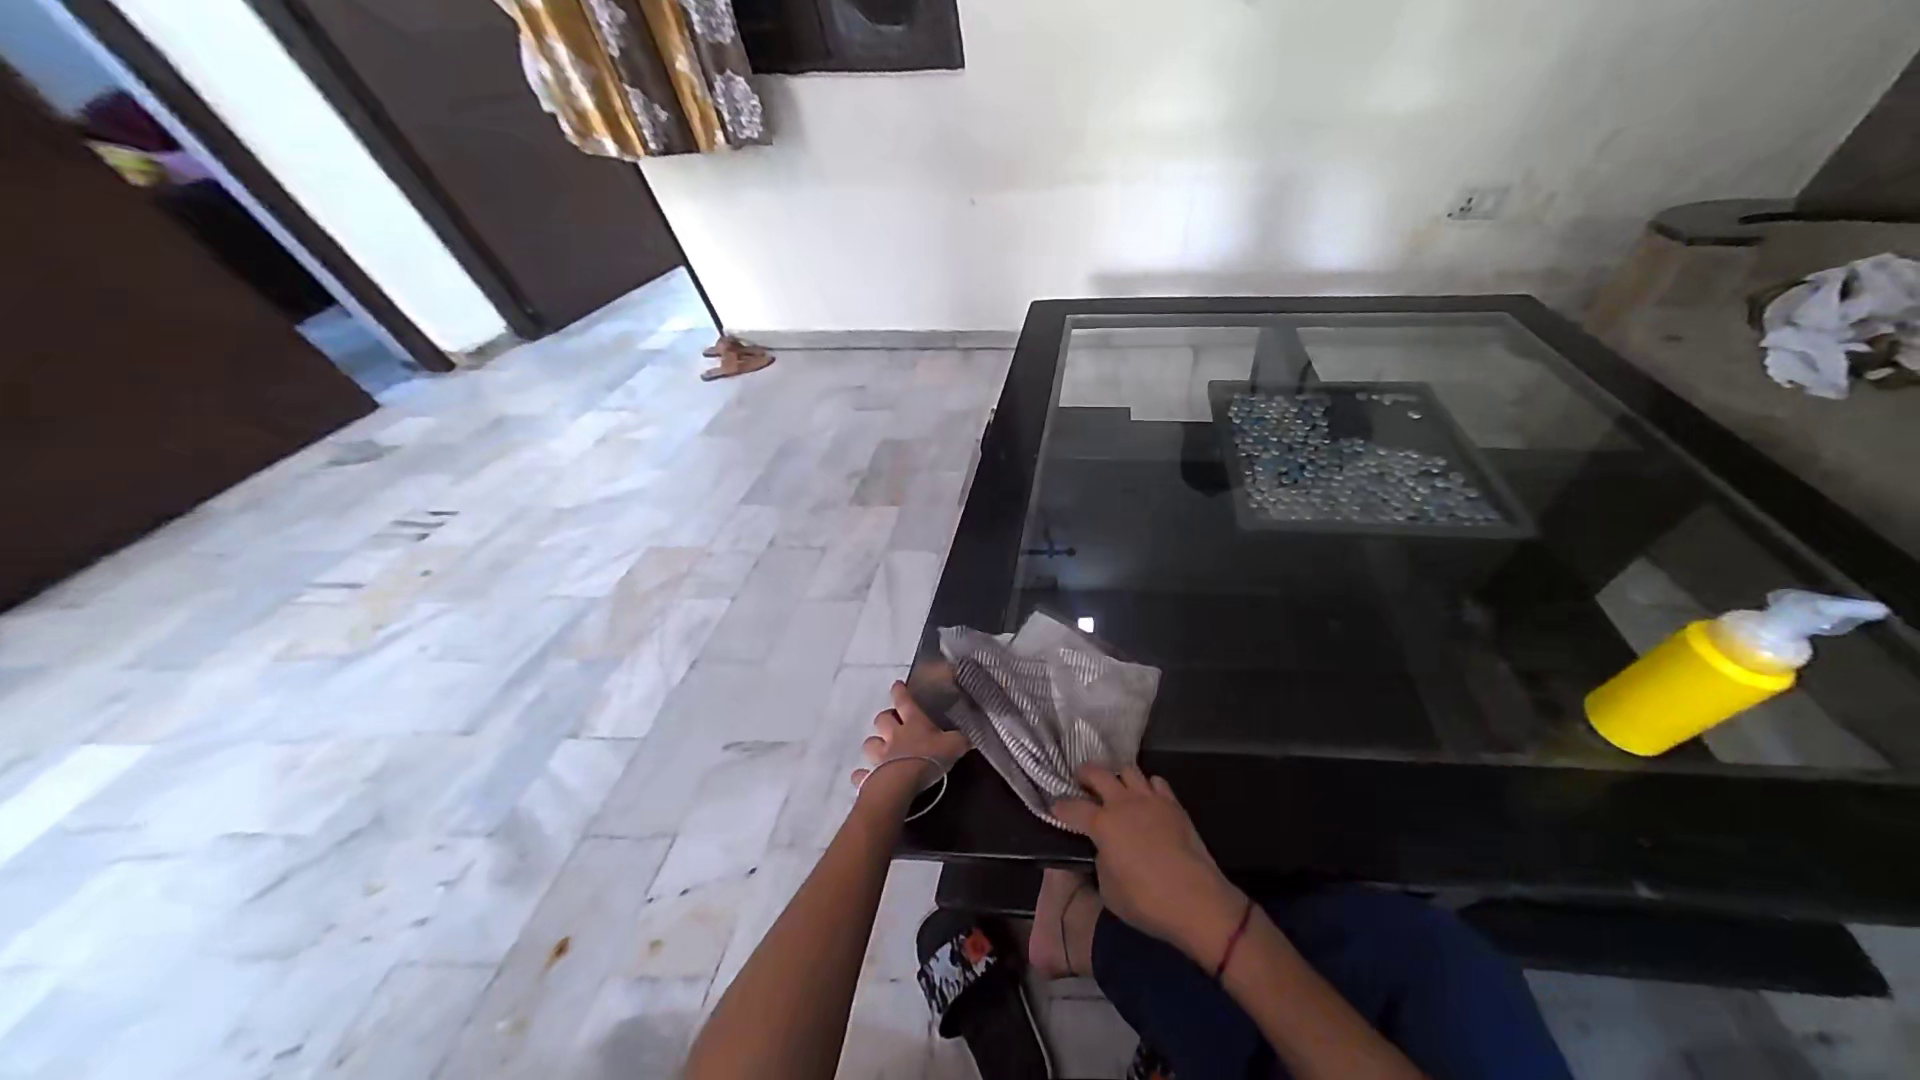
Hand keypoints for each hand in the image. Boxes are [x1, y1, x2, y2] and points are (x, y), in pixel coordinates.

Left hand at [850, 681, 970, 791]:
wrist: (903, 782)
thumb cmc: (930, 758)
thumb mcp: (955, 745)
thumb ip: (961, 739)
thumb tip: (971, 735)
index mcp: (914, 723)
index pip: (905, 701)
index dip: (901, 692)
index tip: (897, 685)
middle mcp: (894, 735)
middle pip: (882, 720)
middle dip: (885, 718)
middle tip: (890, 722)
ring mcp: (880, 755)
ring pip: (870, 743)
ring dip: (874, 744)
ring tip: (879, 748)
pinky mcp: (871, 776)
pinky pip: (863, 774)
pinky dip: (863, 775)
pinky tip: (863, 778)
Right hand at [1053, 764, 1248, 965]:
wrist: (1197, 901)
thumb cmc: (1146, 901)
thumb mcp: (1108, 890)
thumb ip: (1100, 863)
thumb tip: (1103, 852)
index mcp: (1102, 824)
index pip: (1072, 807)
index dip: (1060, 807)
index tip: (1055, 808)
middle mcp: (1123, 803)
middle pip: (1098, 773)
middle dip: (1084, 774)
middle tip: (1080, 780)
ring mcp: (1151, 800)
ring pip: (1128, 770)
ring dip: (1117, 776)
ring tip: (1115, 786)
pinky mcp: (1174, 805)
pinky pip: (1156, 782)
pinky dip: (1147, 785)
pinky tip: (1146, 798)